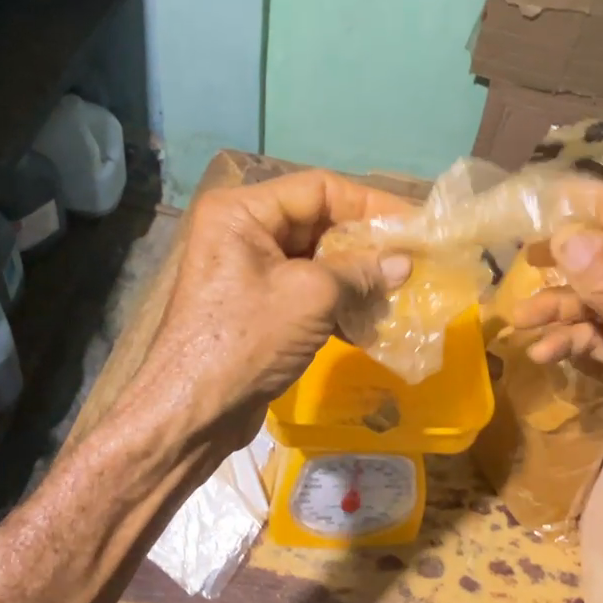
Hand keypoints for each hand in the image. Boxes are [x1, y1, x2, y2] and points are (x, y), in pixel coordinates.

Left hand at [130, 170, 411, 463]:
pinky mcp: (257, 307)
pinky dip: (338, 303)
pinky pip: (306, 291)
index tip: (411, 226)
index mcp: (243, 212)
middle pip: (318, 223)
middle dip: (365, 246)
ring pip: (316, 260)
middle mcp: (242, 232)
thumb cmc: (247, 339)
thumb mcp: (312, 296)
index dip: (369, 204)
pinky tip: (367, 326)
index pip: (318, 188)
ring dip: (356, 279)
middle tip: (410, 262)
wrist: (192, 413)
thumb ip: (362, 272)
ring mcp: (248, 271)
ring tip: (394, 298)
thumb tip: (404, 264)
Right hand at [508, 184, 602, 494]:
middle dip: (568, 263)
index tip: (553, 197)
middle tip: (524, 257)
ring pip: (598, 300)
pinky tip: (543, 352)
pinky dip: (570, 339)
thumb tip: (566, 238)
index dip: (600, 205)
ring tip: (522, 318)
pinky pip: (597, 334)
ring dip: (561, 308)